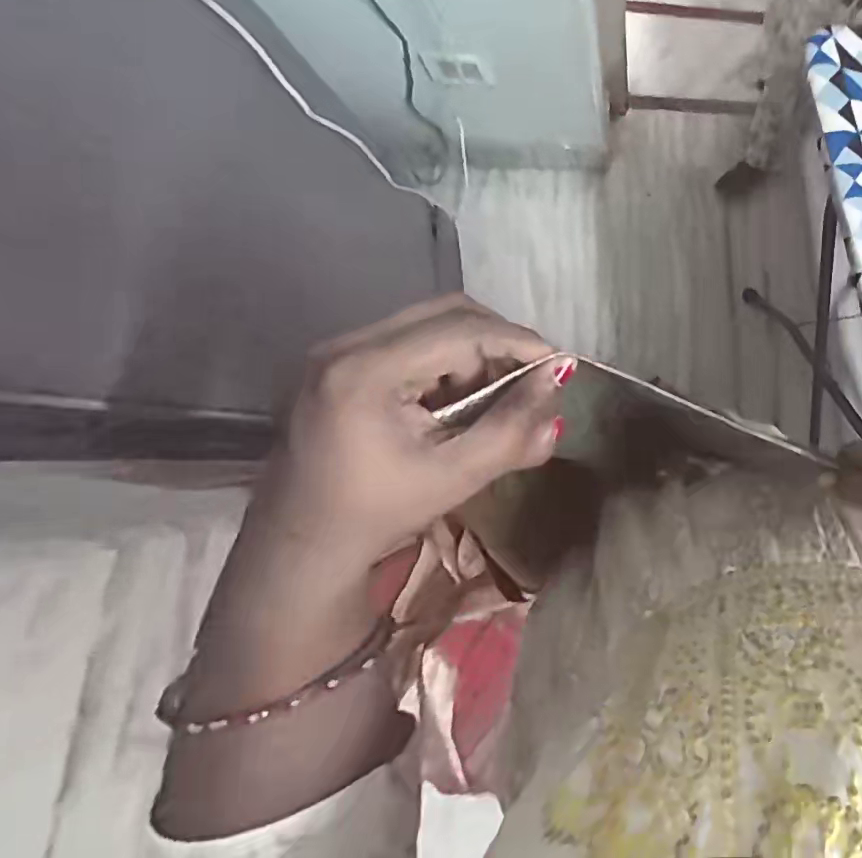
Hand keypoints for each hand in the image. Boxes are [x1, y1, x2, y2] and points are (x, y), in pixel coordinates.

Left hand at [261, 294, 570, 566]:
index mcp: (365, 371)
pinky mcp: (338, 361)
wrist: (300, 547)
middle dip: (498, 340)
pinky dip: (447, 359)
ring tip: (494, 393)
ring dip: (474, 349)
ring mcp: (337, 349)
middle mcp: (345, 344)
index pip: (460, 330)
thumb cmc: (377, 515)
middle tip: (528, 377)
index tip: (558, 364)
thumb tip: (561, 379)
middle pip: (446, 312)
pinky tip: (457, 397)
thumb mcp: (455, 476)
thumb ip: (513, 428)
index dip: (518, 340)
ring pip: (430, 321)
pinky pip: (410, 338)